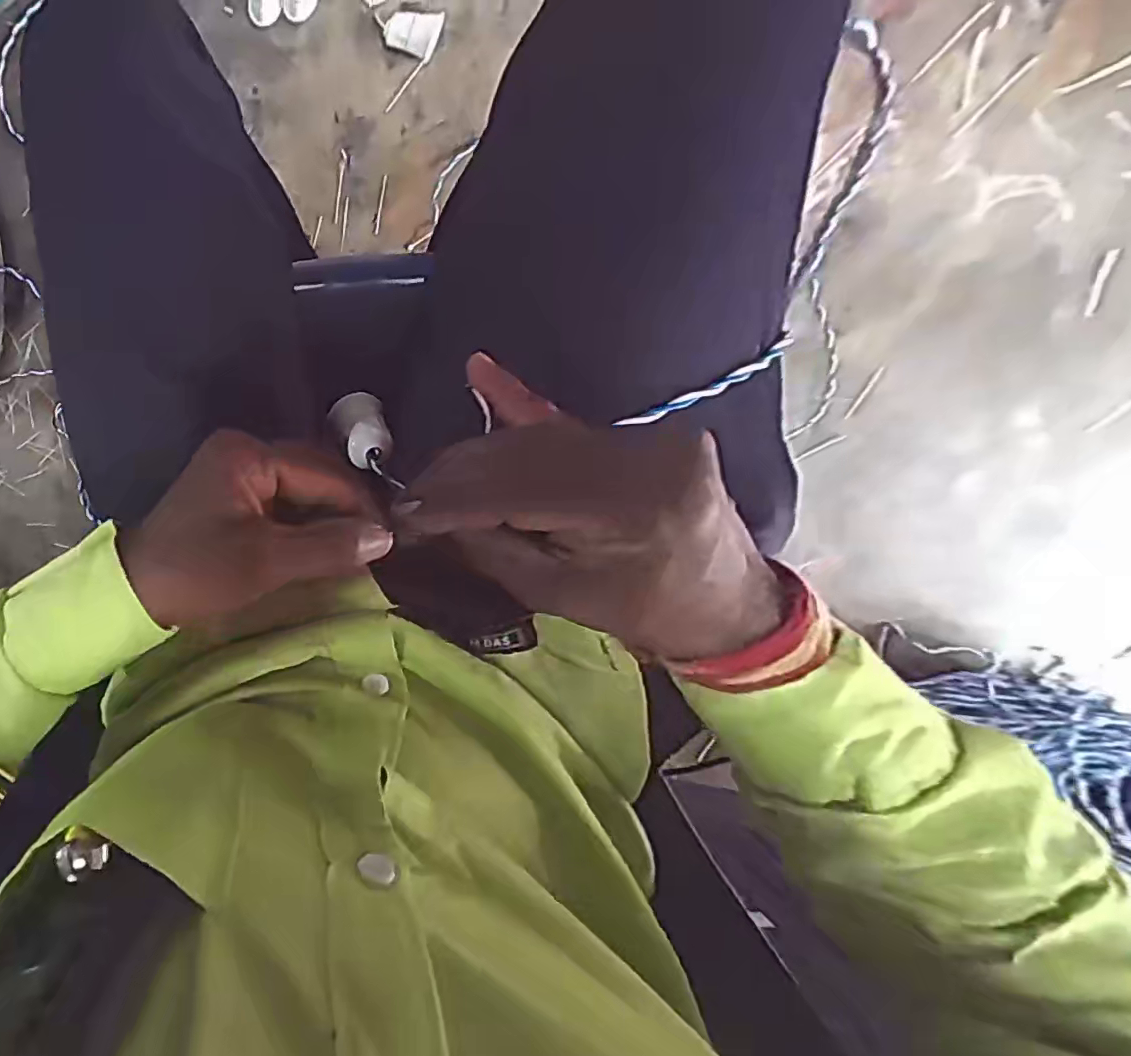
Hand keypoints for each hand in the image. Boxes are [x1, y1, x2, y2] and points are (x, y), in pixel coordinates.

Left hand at [119, 430, 394, 628]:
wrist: (135, 592)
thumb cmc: (196, 572)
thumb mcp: (265, 561)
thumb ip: (327, 546)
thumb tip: (384, 537)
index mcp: (247, 454)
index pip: (321, 472)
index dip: (359, 505)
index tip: (391, 538)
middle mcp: (241, 450)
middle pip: (311, 475)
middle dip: (344, 510)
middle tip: (376, 544)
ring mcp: (233, 470)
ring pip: (298, 489)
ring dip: (325, 518)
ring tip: (355, 548)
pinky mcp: (229, 493)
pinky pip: (279, 501)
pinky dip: (302, 524)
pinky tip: (322, 546)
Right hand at [394, 354, 781, 660]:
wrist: (725, 601)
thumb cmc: (639, 610)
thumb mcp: (554, 592)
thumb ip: (490, 547)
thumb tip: (432, 517)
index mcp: (627, 508)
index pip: (514, 492)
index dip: (452, 501)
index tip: (405, 513)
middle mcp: (640, 456)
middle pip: (519, 455)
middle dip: (455, 476)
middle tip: (410, 499)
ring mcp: (644, 435)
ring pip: (530, 439)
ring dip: (473, 457)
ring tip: (431, 480)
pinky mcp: (638, 431)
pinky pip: (563, 419)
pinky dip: (516, 400)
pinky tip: (479, 370)